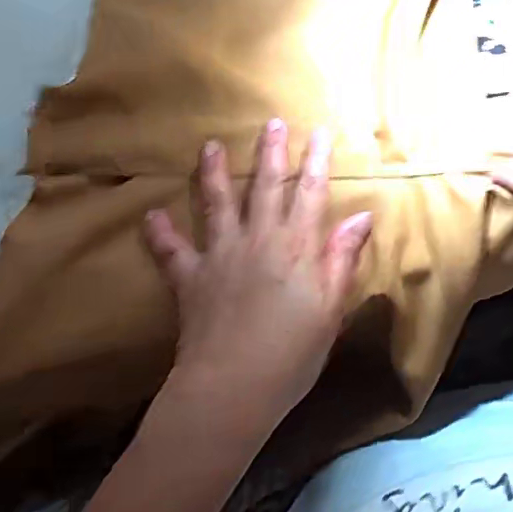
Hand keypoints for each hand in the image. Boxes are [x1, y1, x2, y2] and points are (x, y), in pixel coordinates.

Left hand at [144, 119, 372, 421]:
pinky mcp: (190, 280)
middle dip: (271, 152)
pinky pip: (173, 252)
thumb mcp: (331, 308)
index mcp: (296, 246)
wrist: (231, 390)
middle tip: (271, 122)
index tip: (319, 132)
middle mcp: (258, 240)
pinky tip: (151, 215)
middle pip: (266, 187)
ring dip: (215, 174)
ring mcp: (220, 256)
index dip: (316, 160)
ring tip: (210, 146)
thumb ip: (342, 258)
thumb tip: (361, 216)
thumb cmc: (293, 353)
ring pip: (217, 204)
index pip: (310, 192)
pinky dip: (161, 233)